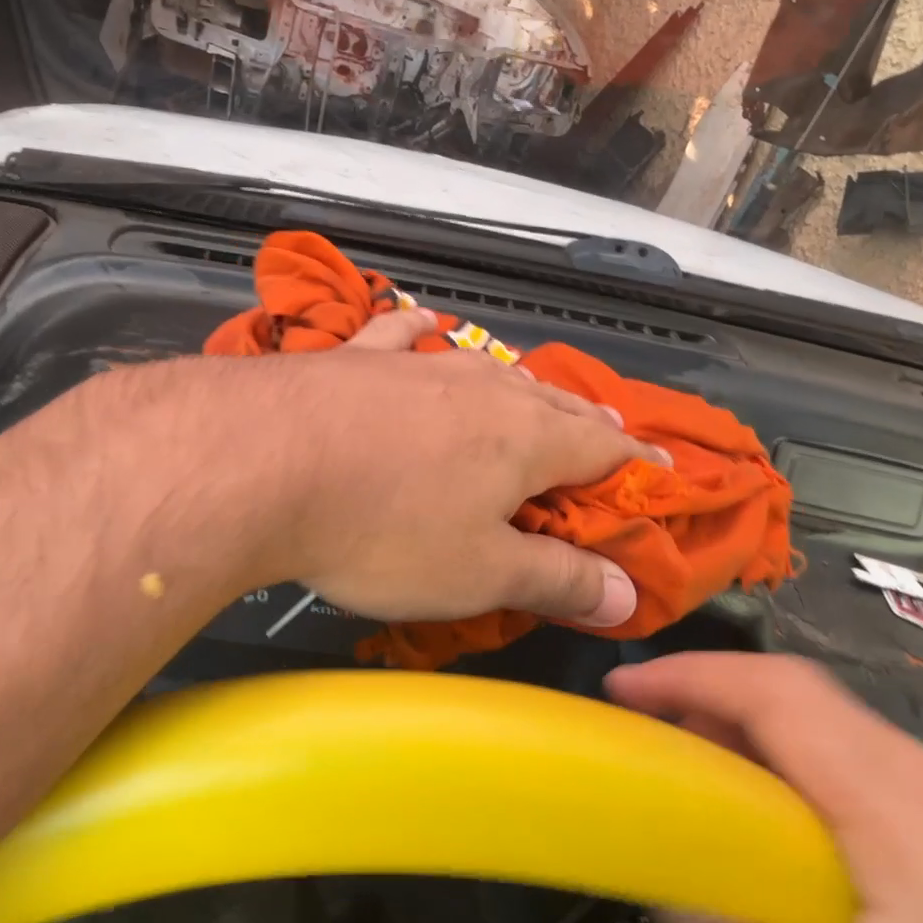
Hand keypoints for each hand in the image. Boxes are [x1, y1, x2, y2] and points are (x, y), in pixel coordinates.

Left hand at [69, 310, 662, 625]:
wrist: (261, 461)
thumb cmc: (383, 528)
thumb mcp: (478, 573)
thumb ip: (556, 580)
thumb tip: (626, 596)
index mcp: (526, 437)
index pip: (603, 447)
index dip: (636, 464)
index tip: (660, 469)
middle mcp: (480, 387)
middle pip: (551, 402)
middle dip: (585, 421)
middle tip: (608, 429)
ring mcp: (414, 365)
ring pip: (486, 369)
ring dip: (517, 385)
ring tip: (533, 393)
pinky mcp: (355, 359)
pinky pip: (401, 338)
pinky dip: (420, 335)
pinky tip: (422, 326)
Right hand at [603, 654, 922, 922]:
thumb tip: (665, 858)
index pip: (790, 700)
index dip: (695, 677)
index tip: (623, 689)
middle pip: (826, 715)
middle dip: (728, 715)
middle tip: (662, 749)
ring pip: (864, 748)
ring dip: (780, 754)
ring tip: (722, 797)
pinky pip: (906, 790)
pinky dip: (833, 791)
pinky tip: (809, 847)